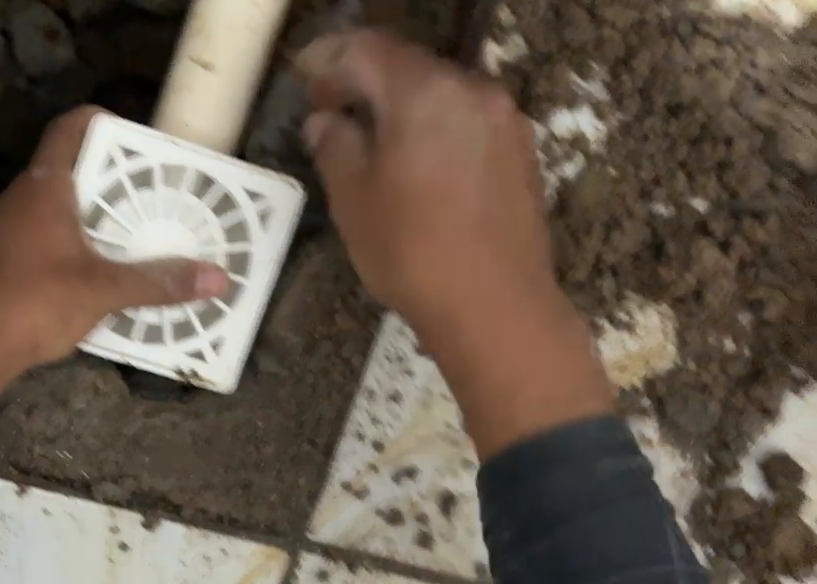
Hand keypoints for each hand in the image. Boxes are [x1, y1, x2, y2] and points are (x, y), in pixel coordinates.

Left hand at [0, 106, 229, 407]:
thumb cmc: (32, 305)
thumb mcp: (102, 292)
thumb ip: (156, 282)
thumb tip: (217, 279)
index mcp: (42, 188)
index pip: (71, 128)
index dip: (102, 121)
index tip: (132, 138)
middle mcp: (13, 202)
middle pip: (60, 173)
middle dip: (99, 184)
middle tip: (138, 199)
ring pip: (40, 215)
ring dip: (74, 223)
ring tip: (111, 242)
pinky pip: (25, 247)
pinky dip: (50, 253)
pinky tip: (71, 279)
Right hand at [298, 31, 611, 457]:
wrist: (490, 298)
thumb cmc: (407, 249)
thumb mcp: (352, 201)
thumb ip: (336, 149)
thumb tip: (325, 120)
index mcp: (424, 96)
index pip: (369, 51)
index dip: (329, 57)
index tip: (301, 72)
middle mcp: (472, 90)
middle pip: (407, 67)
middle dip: (362, 81)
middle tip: (325, 110)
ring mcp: (501, 116)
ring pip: (436, 93)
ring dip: (395, 105)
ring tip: (363, 139)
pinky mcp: (515, 146)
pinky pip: (460, 118)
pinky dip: (424, 125)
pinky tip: (405, 161)